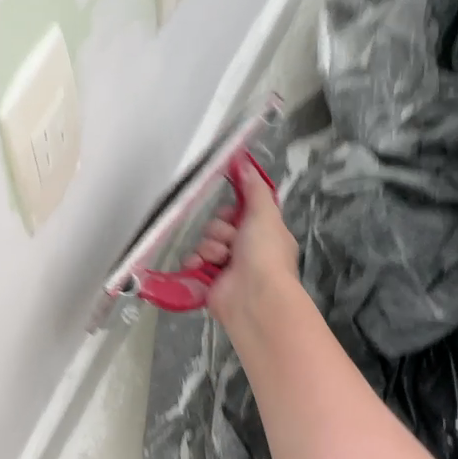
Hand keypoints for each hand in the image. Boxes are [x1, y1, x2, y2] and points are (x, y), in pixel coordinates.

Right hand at [190, 169, 299, 328]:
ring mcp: (225, 266)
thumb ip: (254, 188)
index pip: (236, 213)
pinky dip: (195, 263)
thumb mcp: (265, 214)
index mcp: (262, 233)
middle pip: (217, 226)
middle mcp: (244, 249)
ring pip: (204, 244)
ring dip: (209, 248)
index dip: (231, 212)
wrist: (254, 296)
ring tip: (220, 260)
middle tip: (231, 242)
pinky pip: (192, 262)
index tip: (233, 215)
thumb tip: (244, 162)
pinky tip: (202, 267)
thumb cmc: (265, 253)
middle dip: (220, 232)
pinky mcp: (208, 281)